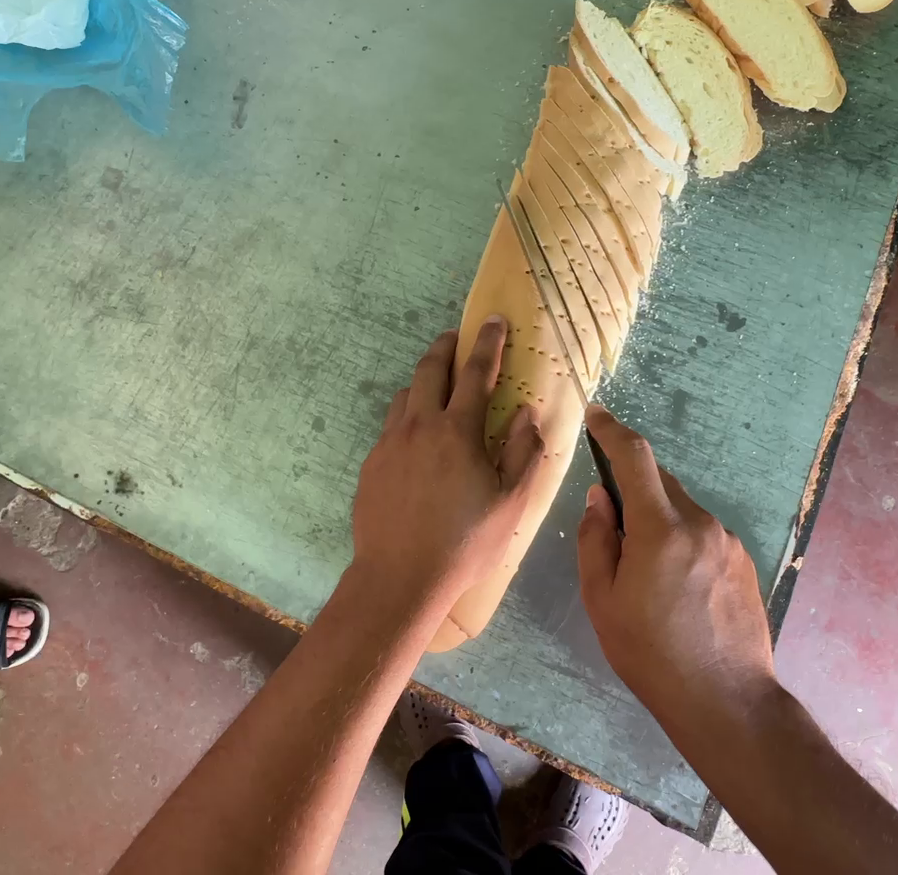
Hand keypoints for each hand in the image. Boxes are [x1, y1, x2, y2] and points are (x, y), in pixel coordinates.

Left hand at [350, 317, 546, 605]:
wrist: (399, 577)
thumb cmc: (465, 543)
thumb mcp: (510, 502)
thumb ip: (523, 452)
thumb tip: (526, 413)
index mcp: (457, 431)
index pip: (475, 373)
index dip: (487, 343)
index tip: (492, 320)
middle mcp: (418, 426)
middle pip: (429, 370)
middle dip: (446, 347)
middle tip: (457, 336)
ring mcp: (389, 444)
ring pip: (404, 395)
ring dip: (423, 382)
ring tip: (436, 388)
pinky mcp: (372, 464)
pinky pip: (390, 426)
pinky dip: (407, 416)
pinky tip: (416, 439)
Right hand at [577, 406, 777, 735]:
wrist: (727, 702)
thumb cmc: (650, 653)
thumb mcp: (602, 600)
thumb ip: (595, 539)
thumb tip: (600, 496)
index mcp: (661, 529)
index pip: (635, 457)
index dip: (612, 430)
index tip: (596, 414)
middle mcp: (700, 523)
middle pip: (660, 483)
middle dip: (633, 491)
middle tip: (614, 534)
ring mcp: (728, 542)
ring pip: (682, 510)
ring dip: (659, 521)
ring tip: (648, 575)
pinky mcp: (744, 562)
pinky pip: (703, 534)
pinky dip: (682, 541)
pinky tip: (677, 589)